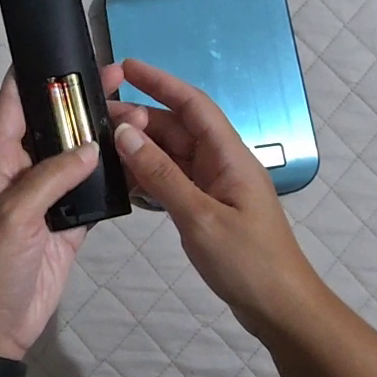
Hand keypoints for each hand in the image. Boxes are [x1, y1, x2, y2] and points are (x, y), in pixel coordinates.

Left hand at [0, 64, 148, 360]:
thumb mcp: (12, 217)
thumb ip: (49, 179)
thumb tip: (90, 147)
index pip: (10, 113)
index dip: (24, 83)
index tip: (50, 53)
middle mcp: (24, 177)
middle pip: (52, 130)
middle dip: (77, 104)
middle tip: (113, 78)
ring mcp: (49, 201)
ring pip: (77, 159)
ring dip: (99, 138)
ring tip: (132, 112)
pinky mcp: (70, 226)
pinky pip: (93, 194)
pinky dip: (112, 179)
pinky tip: (136, 160)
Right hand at [109, 59, 323, 329]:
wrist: (280, 309)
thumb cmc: (248, 261)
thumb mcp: (200, 217)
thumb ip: (161, 174)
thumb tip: (125, 133)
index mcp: (229, 156)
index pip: (193, 105)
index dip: (160, 82)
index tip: (127, 67)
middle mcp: (221, 163)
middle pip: (177, 128)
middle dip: (139, 118)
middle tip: (96, 117)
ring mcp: (214, 187)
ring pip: (171, 155)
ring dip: (140, 148)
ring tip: (101, 146)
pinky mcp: (207, 208)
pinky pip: (172, 181)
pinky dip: (148, 177)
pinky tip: (122, 180)